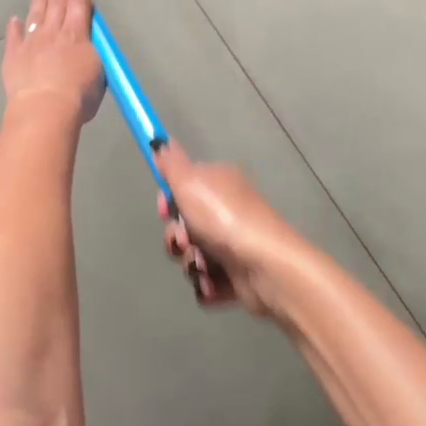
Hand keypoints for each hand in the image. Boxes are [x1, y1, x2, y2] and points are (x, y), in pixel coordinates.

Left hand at [1, 0, 103, 124]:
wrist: (44, 108)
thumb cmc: (77, 96)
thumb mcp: (98, 74)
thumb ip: (92, 54)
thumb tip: (86, 46)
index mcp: (76, 36)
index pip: (80, 4)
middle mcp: (52, 33)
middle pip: (57, 2)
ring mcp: (30, 42)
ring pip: (35, 14)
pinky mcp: (13, 56)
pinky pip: (13, 36)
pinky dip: (14, 26)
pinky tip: (14, 18)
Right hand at [156, 141, 304, 314]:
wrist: (265, 266)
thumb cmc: (224, 217)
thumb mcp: (189, 180)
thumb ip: (170, 162)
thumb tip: (160, 141)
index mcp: (218, 184)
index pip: (184, 186)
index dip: (169, 200)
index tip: (165, 210)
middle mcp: (227, 211)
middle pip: (185, 224)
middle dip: (178, 237)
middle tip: (186, 241)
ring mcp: (234, 245)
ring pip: (193, 254)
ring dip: (190, 262)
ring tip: (203, 265)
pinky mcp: (239, 277)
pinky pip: (208, 281)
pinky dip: (206, 284)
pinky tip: (211, 283)